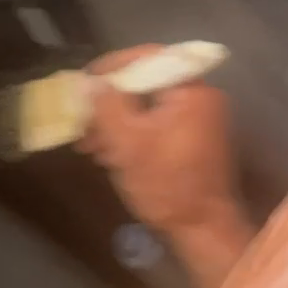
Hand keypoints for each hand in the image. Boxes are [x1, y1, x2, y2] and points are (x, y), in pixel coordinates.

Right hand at [81, 45, 240, 235]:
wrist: (204, 230)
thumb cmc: (167, 183)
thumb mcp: (127, 143)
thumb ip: (106, 106)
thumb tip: (88, 82)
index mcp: (191, 89)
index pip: (149, 57)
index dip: (113, 66)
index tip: (86, 81)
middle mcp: (201, 96)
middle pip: (147, 85)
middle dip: (111, 103)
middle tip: (82, 119)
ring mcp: (200, 119)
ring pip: (150, 108)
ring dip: (118, 123)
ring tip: (89, 144)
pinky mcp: (195, 141)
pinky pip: (159, 125)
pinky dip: (135, 135)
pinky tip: (109, 154)